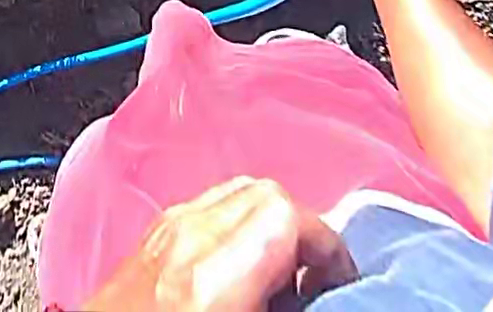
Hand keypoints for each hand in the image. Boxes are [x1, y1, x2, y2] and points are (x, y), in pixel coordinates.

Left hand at [84, 177, 355, 311]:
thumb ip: (275, 302)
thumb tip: (313, 287)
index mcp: (207, 275)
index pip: (283, 211)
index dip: (325, 243)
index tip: (343, 282)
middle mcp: (183, 234)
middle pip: (262, 192)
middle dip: (301, 229)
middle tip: (316, 283)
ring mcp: (162, 229)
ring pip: (235, 192)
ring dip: (269, 224)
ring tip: (282, 281)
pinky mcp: (150, 237)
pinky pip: (208, 208)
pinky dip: (238, 227)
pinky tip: (240, 275)